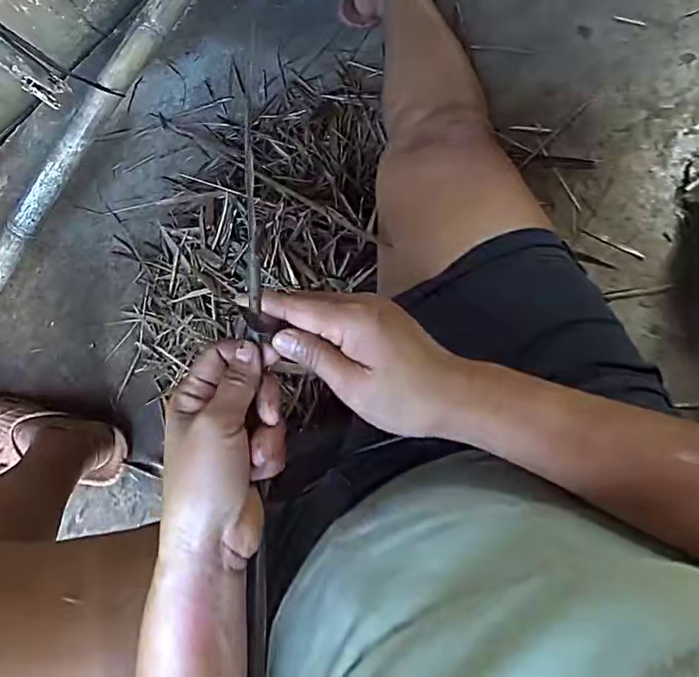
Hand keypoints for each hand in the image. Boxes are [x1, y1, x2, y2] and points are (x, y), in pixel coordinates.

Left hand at [160, 340, 286, 572]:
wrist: (214, 542)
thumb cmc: (200, 485)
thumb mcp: (217, 423)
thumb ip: (237, 382)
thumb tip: (248, 348)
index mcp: (192, 397)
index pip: (221, 356)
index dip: (246, 353)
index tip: (270, 356)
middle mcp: (211, 412)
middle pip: (250, 381)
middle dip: (264, 399)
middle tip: (265, 416)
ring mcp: (232, 435)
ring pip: (266, 410)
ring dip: (268, 434)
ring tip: (253, 456)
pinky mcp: (251, 456)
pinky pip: (273, 438)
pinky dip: (270, 454)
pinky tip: (256, 472)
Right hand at [261, 291, 476, 439]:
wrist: (456, 395)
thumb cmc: (407, 399)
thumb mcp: (353, 386)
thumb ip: (315, 357)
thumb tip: (282, 337)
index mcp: (353, 319)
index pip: (300, 306)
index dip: (269, 304)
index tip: (242, 300)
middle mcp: (362, 303)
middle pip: (310, 301)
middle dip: (281, 311)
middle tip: (254, 327)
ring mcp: (374, 305)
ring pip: (325, 303)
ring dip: (300, 314)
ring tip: (274, 330)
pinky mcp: (381, 313)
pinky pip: (340, 308)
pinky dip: (320, 317)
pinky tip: (309, 332)